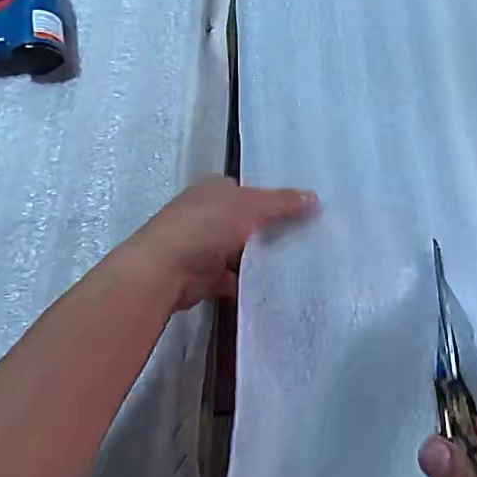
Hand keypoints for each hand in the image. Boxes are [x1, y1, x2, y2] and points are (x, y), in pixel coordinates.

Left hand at [111, 176, 316, 311]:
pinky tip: (270, 287)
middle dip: (269, 230)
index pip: (249, 190)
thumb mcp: (250, 206)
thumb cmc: (204, 227)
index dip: (273, 199)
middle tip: (304, 239)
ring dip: (258, 258)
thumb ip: (282, 203)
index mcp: (214, 189)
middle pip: (246, 220)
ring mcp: (202, 246)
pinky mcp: (203, 276)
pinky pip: (233, 278)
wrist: (163, 271)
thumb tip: (313, 197)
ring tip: (294, 264)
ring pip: (240, 251)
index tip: (300, 212)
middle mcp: (206, 214)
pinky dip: (247, 283)